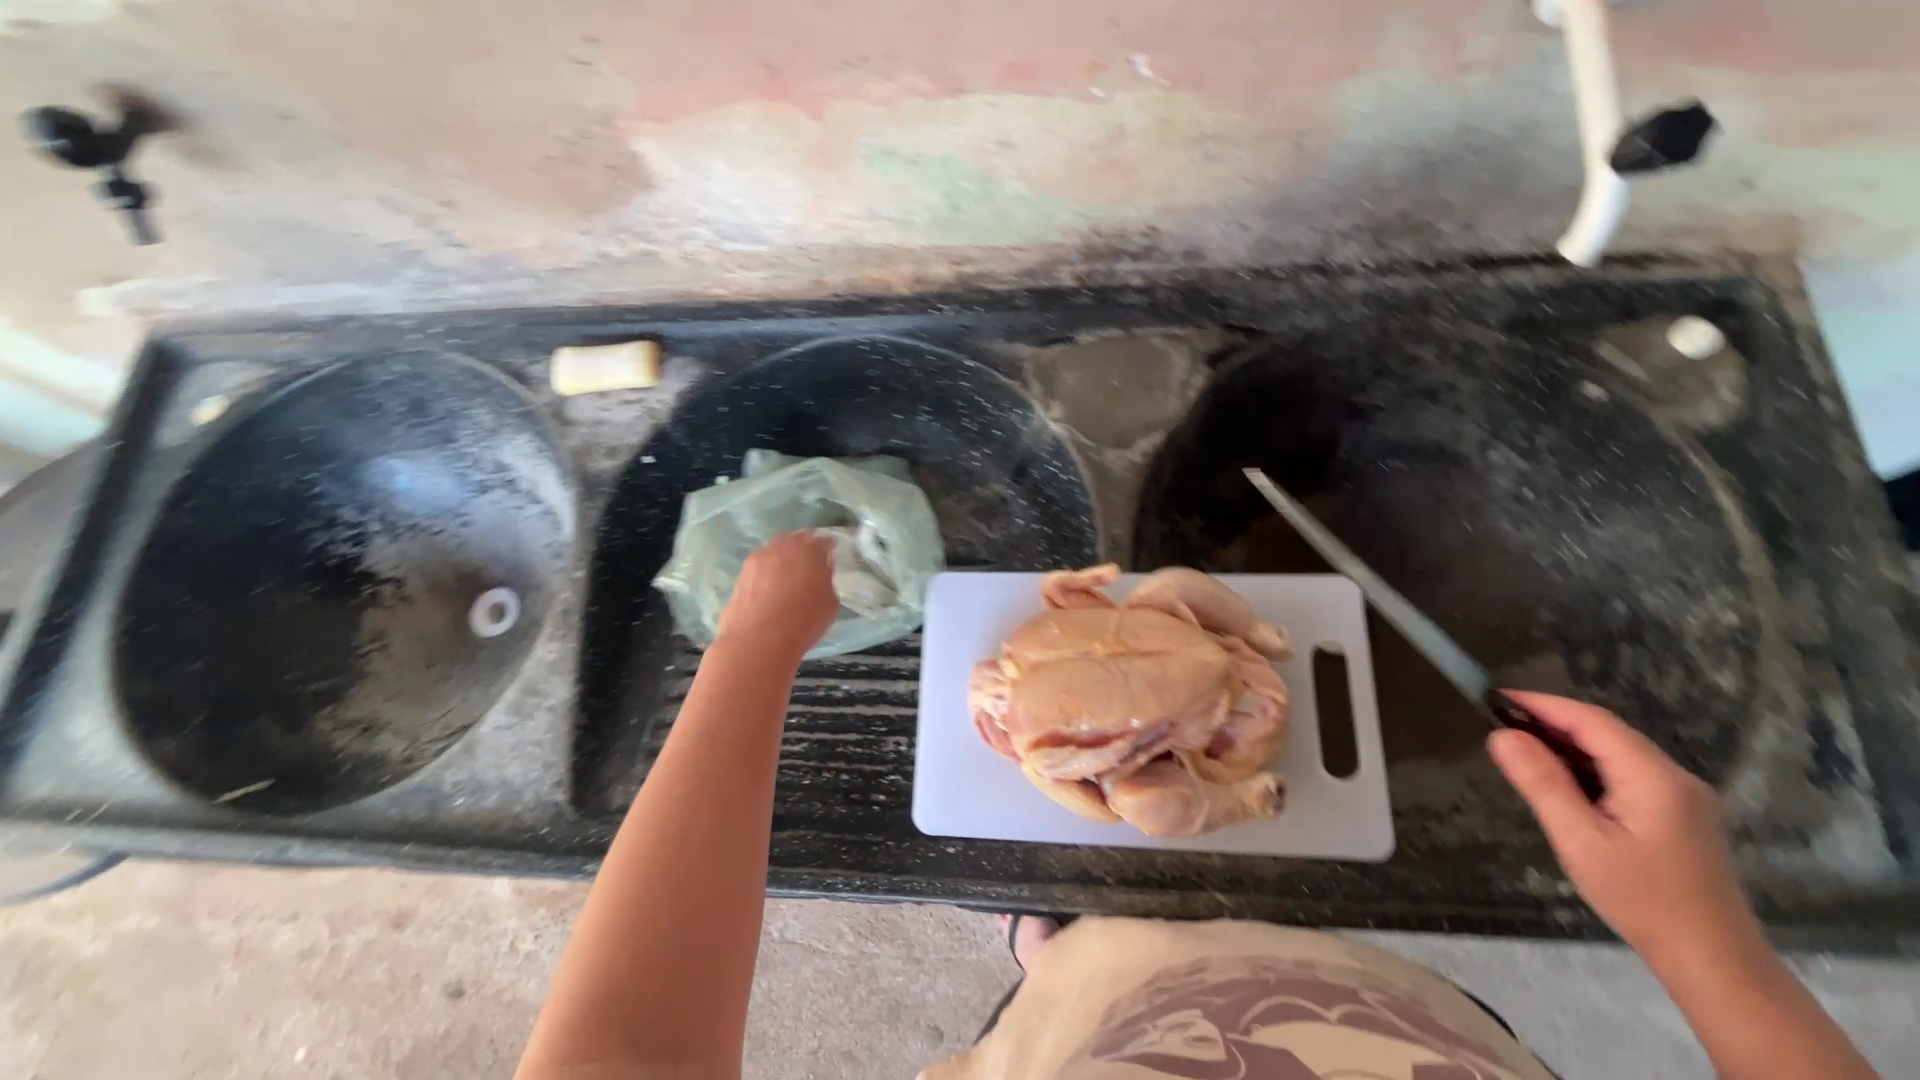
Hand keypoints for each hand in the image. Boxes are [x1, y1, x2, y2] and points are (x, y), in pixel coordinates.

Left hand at [714, 532, 838, 659]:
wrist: (759, 640)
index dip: (827, 548)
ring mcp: (756, 561)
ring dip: (782, 561)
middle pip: (794, 541)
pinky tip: (770, 592)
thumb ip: (825, 580)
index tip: (830, 555)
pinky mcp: (740, 576)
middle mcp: (780, 548)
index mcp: (808, 550)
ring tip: (787, 579)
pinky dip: (766, 576)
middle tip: (808, 564)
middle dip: (802, 549)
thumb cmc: (804, 620)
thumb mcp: (830, 602)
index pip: (822, 541)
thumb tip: (818, 574)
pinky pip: (759, 570)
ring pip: (773, 554)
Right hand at [1488, 692, 1761, 963]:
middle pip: (1607, 733)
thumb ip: (1542, 783)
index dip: (1542, 704)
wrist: (1712, 959)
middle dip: (1553, 722)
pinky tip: (1563, 781)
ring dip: (1570, 745)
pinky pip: (1629, 774)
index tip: (1495, 698)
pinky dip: (1590, 767)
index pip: (1592, 721)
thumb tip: (1501, 735)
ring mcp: (1683, 796)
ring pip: (1618, 753)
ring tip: (1521, 749)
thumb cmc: (1640, 898)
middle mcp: (1675, 776)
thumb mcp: (1580, 840)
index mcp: (1653, 777)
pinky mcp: (1682, 814)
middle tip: (1499, 722)